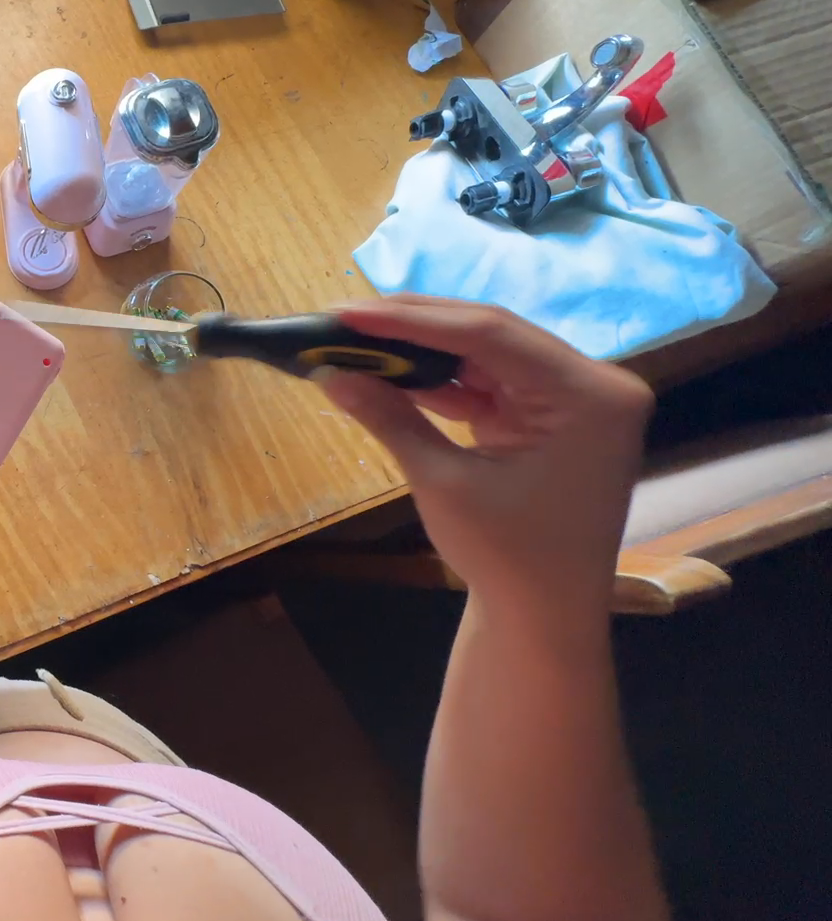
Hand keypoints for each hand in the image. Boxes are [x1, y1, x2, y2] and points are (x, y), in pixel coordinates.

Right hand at [317, 297, 653, 619]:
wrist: (543, 608)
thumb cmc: (504, 550)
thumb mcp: (440, 479)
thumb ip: (388, 418)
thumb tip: (329, 375)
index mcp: (586, 395)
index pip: (488, 334)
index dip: (410, 319)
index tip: (346, 312)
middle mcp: (590, 384)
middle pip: (490, 332)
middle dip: (413, 323)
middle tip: (344, 317)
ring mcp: (570, 399)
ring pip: (484, 352)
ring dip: (421, 347)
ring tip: (359, 338)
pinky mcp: (546, 417)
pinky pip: (485, 381)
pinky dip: (436, 378)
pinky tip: (390, 371)